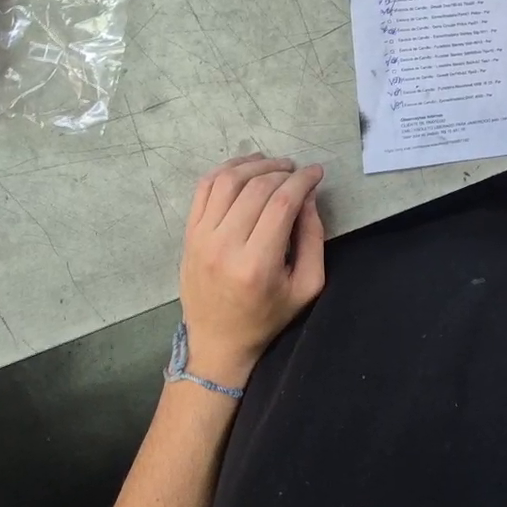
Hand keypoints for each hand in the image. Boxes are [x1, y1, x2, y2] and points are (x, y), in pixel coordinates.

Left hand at [177, 153, 326, 390]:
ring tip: (275, 165)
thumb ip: (313, 239)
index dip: (302, 181)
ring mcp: (201, 238)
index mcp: (257, 264)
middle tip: (298, 172)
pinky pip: (204, 188)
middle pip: (256, 188)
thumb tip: (308, 196)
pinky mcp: (189, 234)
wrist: (217, 342)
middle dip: (283, 172)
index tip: (316, 172)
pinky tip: (245, 168)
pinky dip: (226, 170)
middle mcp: (225, 246)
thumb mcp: (306, 287)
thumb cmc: (266, 318)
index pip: (282, 203)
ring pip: (228, 181)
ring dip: (255, 165)